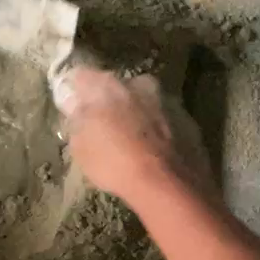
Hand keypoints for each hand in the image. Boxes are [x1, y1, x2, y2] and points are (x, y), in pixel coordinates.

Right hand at [54, 65, 210, 206]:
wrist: (166, 184)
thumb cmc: (113, 164)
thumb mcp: (80, 148)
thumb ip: (77, 121)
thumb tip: (77, 108)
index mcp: (105, 86)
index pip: (81, 75)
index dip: (75, 89)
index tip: (72, 104)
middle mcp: (136, 84)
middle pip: (116, 85)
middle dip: (109, 100)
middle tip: (103, 123)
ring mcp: (165, 99)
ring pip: (143, 100)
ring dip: (135, 112)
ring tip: (130, 138)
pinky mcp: (187, 118)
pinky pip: (163, 117)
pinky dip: (156, 127)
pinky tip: (152, 149)